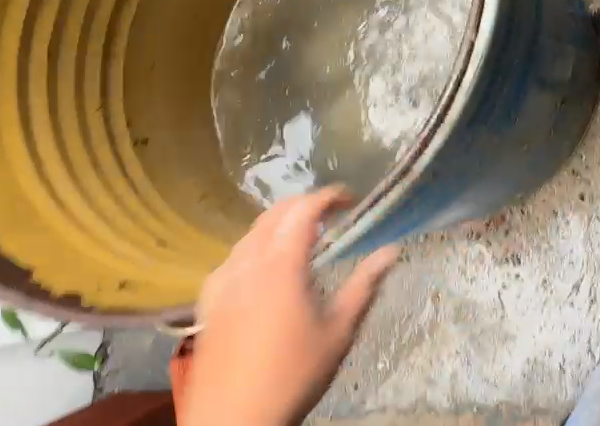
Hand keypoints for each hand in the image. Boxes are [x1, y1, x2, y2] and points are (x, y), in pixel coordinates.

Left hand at [180, 188, 399, 425]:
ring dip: (277, 225)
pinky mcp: (208, 305)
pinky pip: (230, 259)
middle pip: (274, 214)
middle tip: (331, 216)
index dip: (330, 196)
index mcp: (282, 265)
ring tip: (301, 239)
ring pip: (249, 234)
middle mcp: (249, 265)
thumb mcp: (339, 330)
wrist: (233, 424)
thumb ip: (364, 284)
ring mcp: (223, 285)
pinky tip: (261, 268)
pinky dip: (252, 248)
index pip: (305, 209)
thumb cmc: (293, 374)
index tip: (351, 201)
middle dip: (304, 205)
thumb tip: (391, 249)